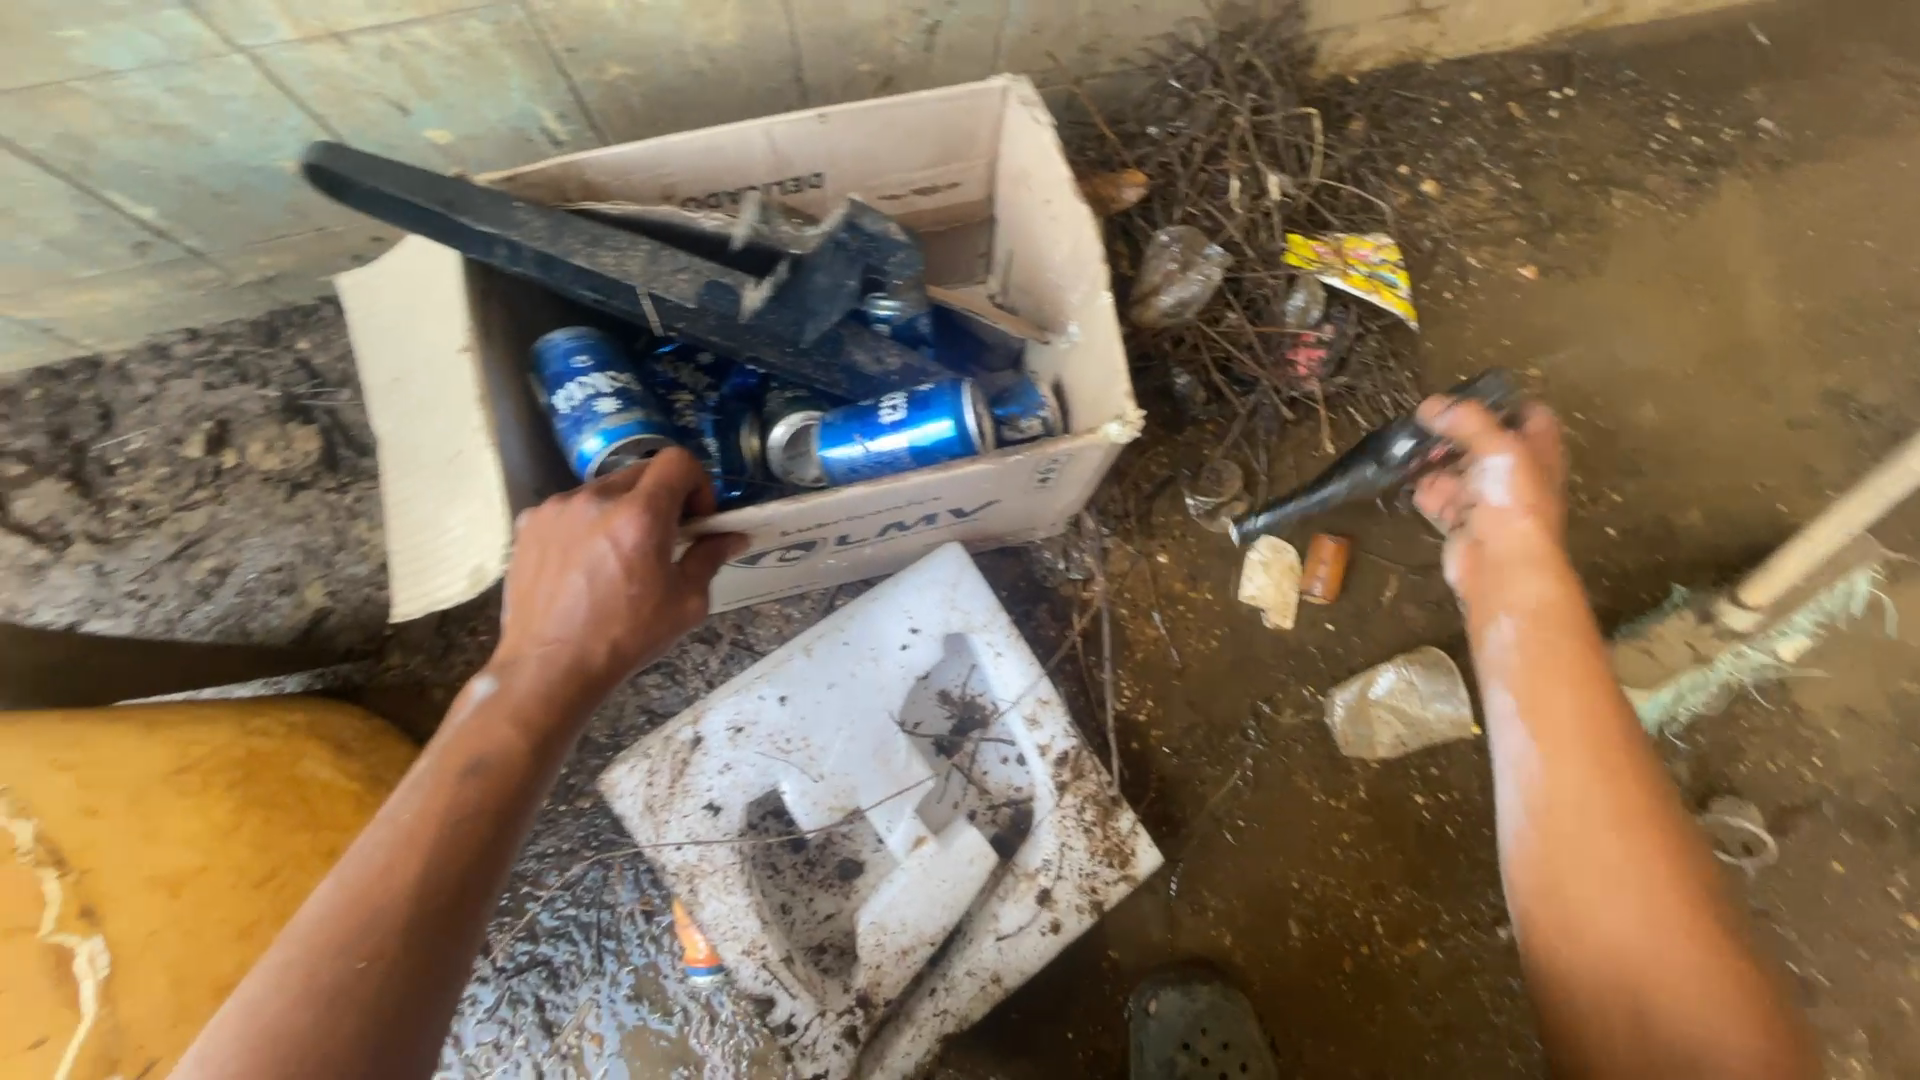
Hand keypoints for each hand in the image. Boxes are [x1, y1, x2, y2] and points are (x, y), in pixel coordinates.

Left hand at [490, 448, 747, 710]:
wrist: (549, 668)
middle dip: (663, 498)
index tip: (696, 518)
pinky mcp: (528, 524)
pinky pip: (571, 508)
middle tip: (665, 538)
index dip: (698, 483)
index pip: (678, 461)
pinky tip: (585, 564)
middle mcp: (595, 499)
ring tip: (620, 555)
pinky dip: (588, 524)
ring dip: (624, 510)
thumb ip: (710, 557)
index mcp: (640, 517)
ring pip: (605, 490)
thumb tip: (733, 536)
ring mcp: (556, 509)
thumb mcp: (686, 602)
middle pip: (643, 473)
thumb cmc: (626, 637)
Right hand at [1413, 396, 1567, 595]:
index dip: (1501, 403)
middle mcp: (1515, 471)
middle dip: (1452, 433)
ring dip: (1431, 462)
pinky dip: (1423, 490)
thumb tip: (1430, 404)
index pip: (1528, 414)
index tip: (1465, 397)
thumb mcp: (1497, 448)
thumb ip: (1466, 421)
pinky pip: (1438, 496)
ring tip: (1405, 450)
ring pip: (1455, 469)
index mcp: (1537, 450)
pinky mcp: (1461, 519)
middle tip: (1422, 423)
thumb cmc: (1512, 502)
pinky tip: (1406, 480)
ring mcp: (1486, 497)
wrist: (1501, 563)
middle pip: (1482, 442)